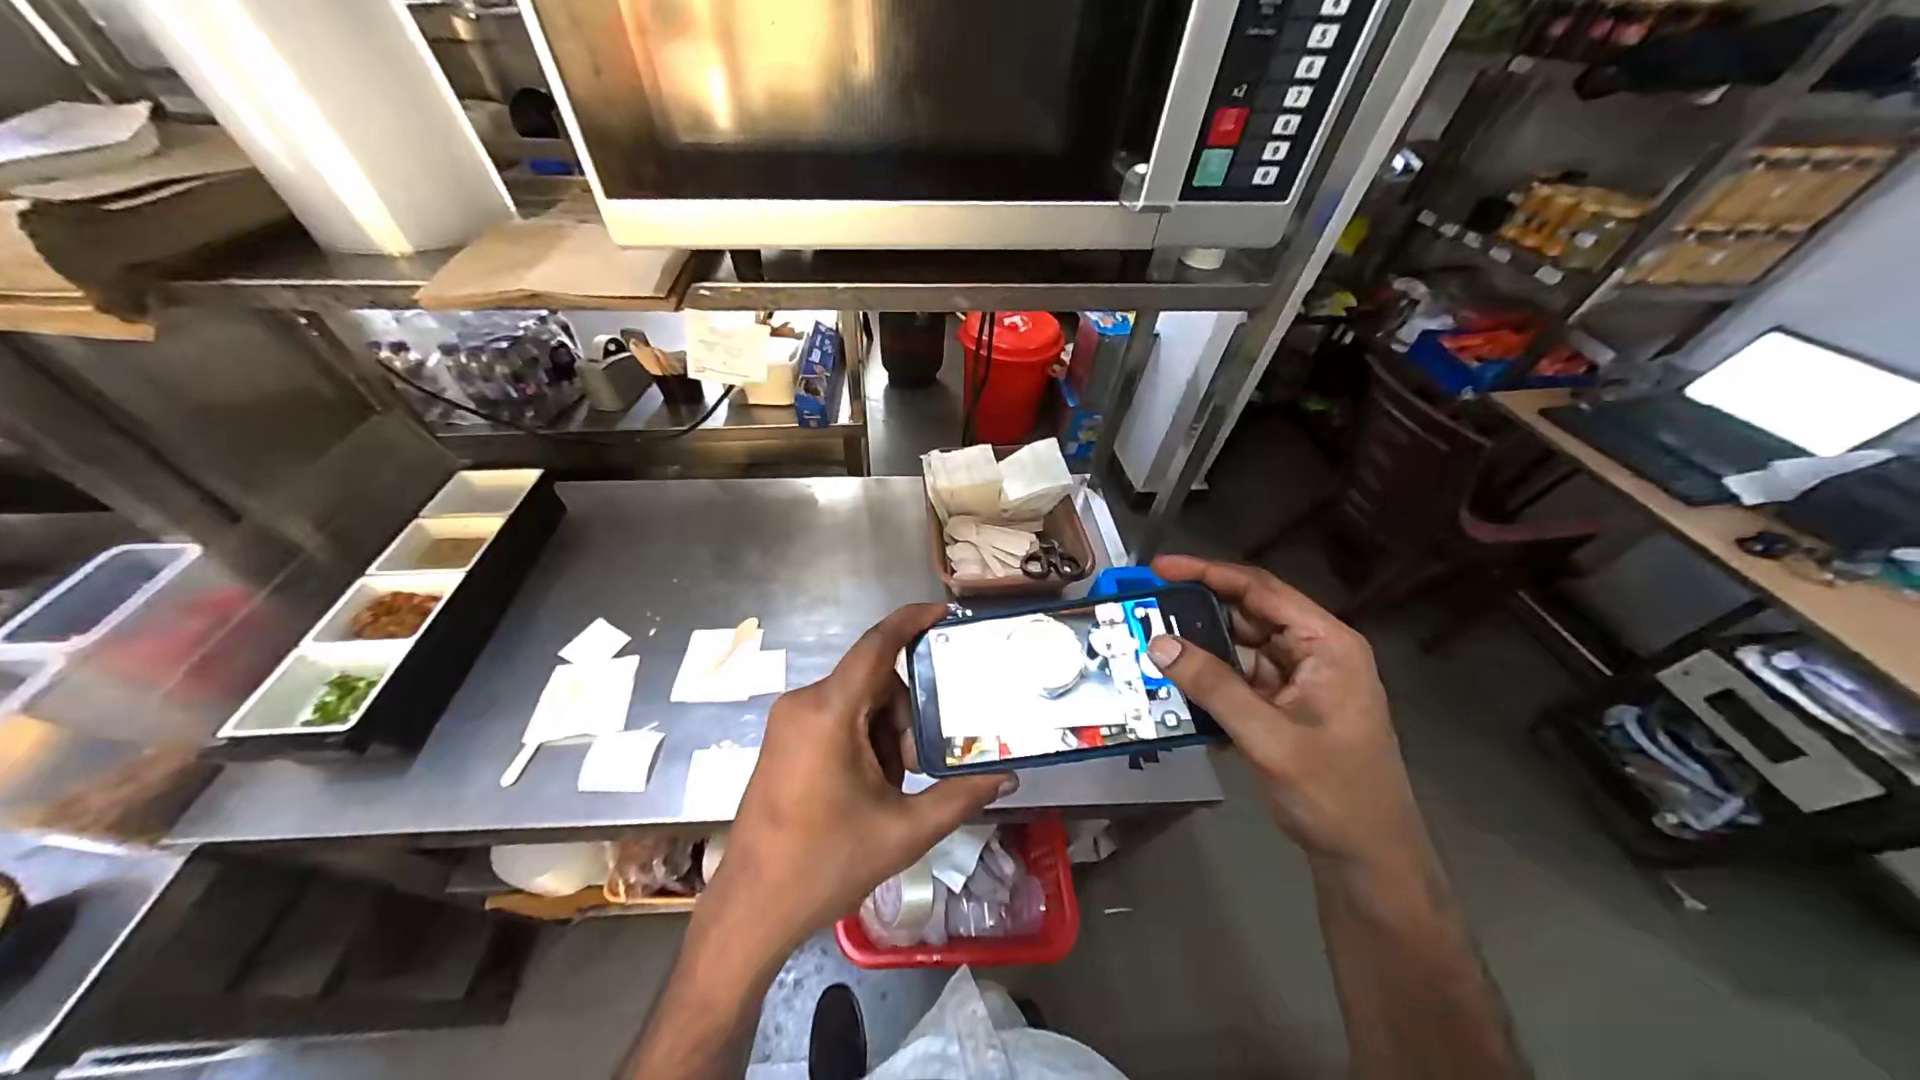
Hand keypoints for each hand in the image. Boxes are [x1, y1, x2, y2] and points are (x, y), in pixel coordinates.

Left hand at [701, 603, 1014, 954]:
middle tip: (918, 767)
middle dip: (906, 716)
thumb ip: (961, 795)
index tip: (944, 612)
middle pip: (875, 681)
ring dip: (885, 733)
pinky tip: (869, 787)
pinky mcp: (784, 738)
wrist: (753, 907)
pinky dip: (863, 739)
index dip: (912, 621)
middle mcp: (804, 703)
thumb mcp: (905, 831)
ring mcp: (789, 720)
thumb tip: (1007, 774)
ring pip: (858, 701)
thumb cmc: (826, 865)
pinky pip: (837, 717)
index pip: (877, 645)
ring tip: (892, 788)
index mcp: (829, 712)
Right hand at [1145, 555, 1425, 869]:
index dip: (1209, 574)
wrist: (1367, 859)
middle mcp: (1314, 653)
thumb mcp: (1268, 737)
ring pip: (1239, 648)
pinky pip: (1238, 680)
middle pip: (1247, 616)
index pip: (1262, 591)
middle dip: (1197, 612)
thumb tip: (1158, 644)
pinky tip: (1174, 683)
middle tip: (1146, 610)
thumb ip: (1213, 686)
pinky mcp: (1283, 707)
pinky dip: (1208, 680)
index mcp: (1327, 645)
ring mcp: (1299, 681)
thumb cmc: (1334, 793)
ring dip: (1199, 649)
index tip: (1161, 569)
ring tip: (1150, 645)